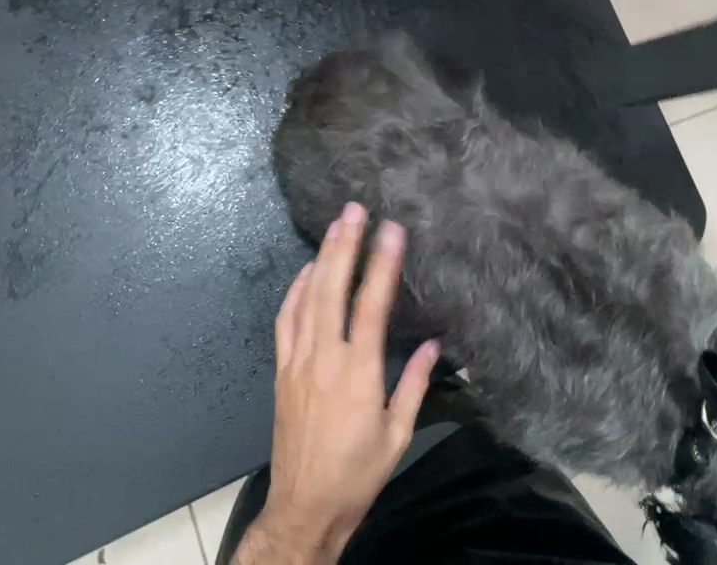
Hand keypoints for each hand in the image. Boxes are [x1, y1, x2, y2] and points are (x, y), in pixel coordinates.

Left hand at [244, 202, 439, 564]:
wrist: (305, 506)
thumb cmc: (358, 473)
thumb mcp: (398, 434)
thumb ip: (415, 383)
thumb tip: (434, 343)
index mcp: (358, 374)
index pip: (372, 305)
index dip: (382, 263)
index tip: (391, 229)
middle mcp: (324, 358)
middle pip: (332, 289)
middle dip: (344, 245)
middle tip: (354, 209)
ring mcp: (297, 361)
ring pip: (307, 298)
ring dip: (321, 258)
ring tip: (335, 226)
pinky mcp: (281, 369)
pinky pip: (285, 320)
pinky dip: (295, 290)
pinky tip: (306, 270)